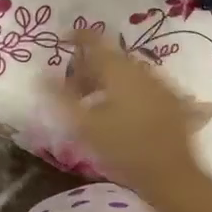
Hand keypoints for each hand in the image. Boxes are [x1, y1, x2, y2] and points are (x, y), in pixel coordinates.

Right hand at [52, 29, 204, 198]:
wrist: (171, 174)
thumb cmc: (123, 148)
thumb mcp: (84, 125)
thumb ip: (60, 97)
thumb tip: (39, 76)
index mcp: (118, 70)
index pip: (94, 40)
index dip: (76, 37)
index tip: (61, 41)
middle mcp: (141, 69)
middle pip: (110, 58)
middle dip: (89, 67)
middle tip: (71, 86)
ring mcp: (160, 84)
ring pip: (126, 73)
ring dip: (107, 81)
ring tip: (92, 102)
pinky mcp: (172, 101)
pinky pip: (142, 86)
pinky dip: (125, 91)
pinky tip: (119, 112)